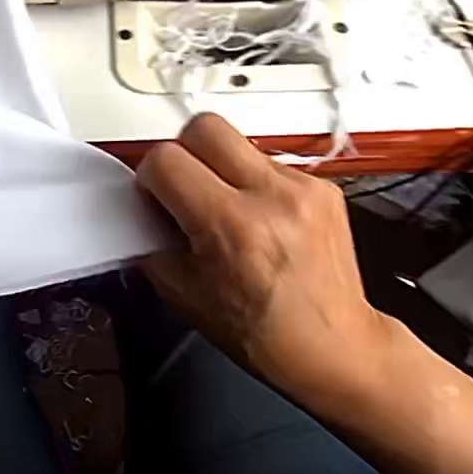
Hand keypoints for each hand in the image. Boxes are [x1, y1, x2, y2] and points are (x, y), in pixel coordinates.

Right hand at [136, 114, 396, 412]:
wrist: (332, 346)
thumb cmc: (263, 334)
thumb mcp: (183, 294)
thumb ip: (152, 242)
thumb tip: (140, 207)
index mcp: (231, 227)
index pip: (166, 159)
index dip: (149, 177)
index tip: (155, 195)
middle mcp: (272, 198)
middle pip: (204, 128)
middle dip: (183, 152)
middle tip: (184, 186)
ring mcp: (303, 188)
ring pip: (238, 140)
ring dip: (219, 166)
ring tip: (226, 208)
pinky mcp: (322, 187)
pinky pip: (269, 162)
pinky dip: (253, 182)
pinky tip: (258, 217)